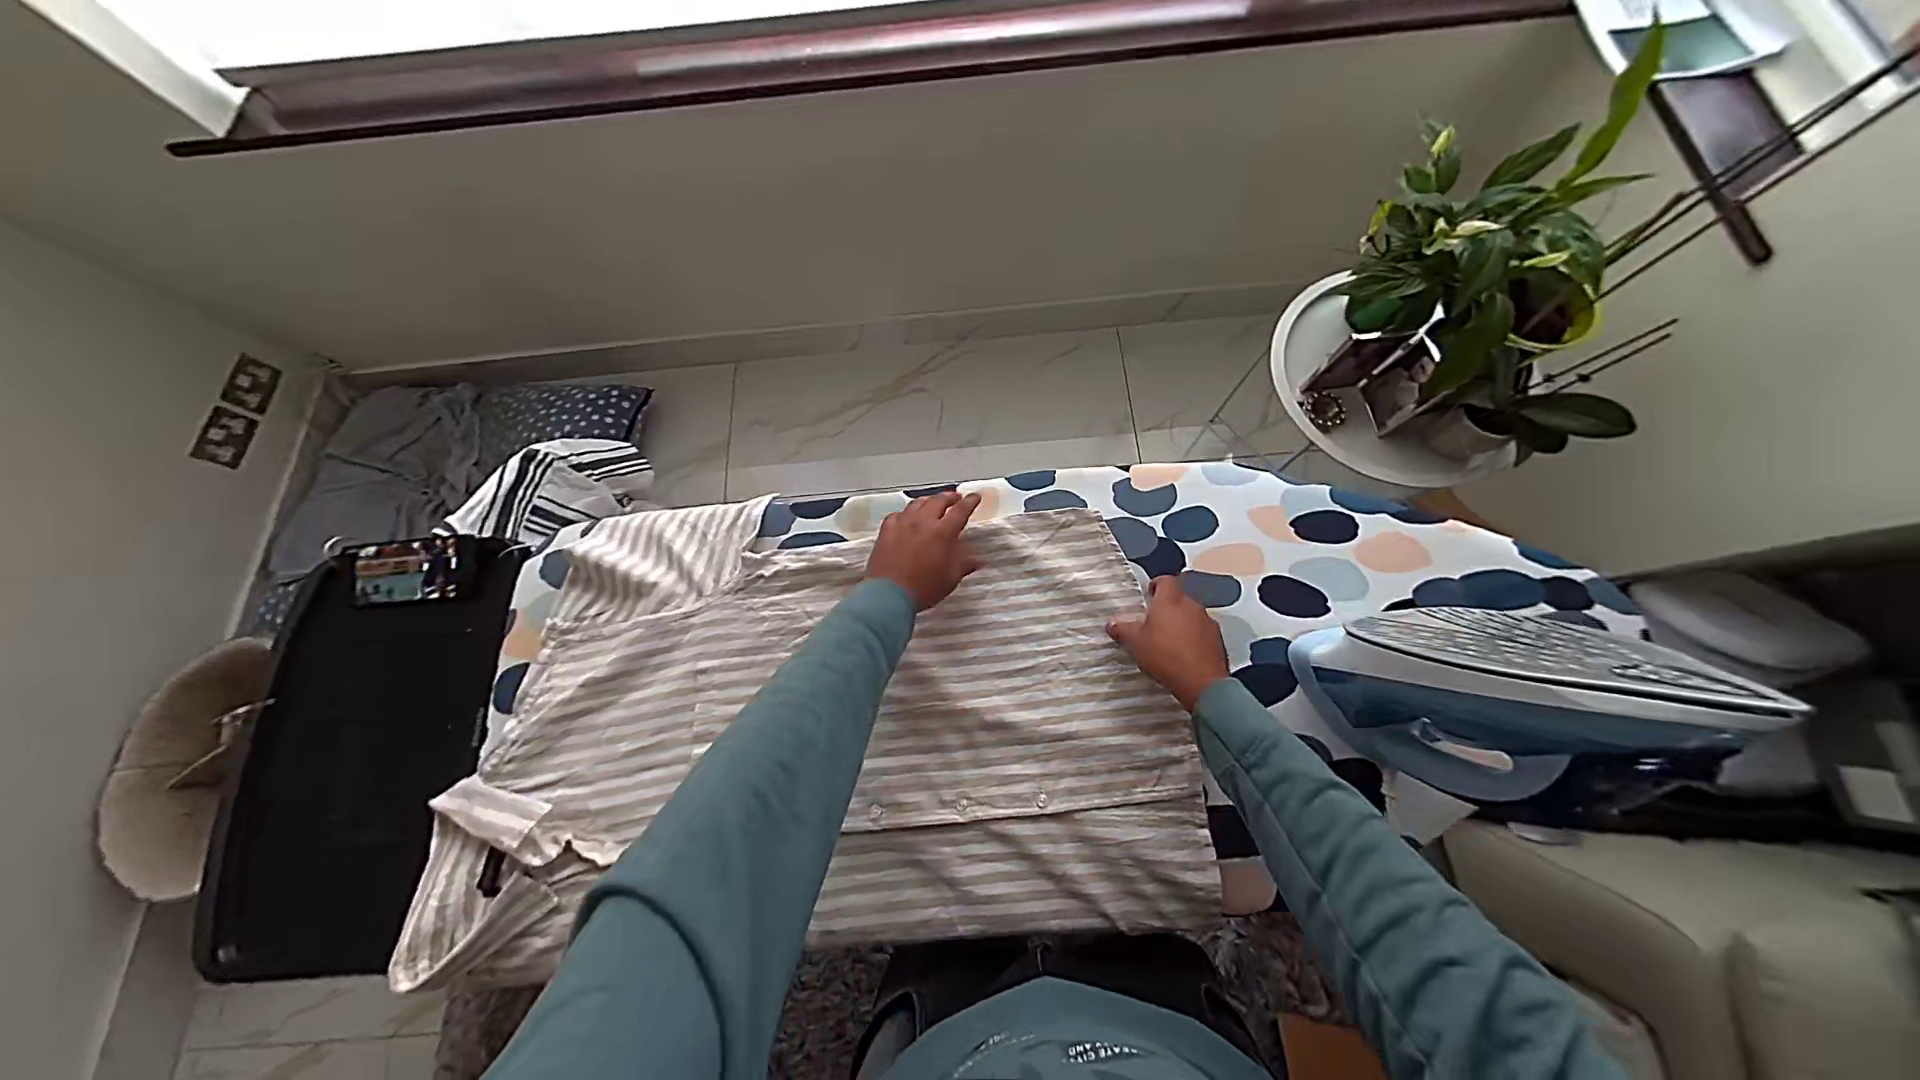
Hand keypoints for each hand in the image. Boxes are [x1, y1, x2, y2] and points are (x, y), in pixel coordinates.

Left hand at [866, 491, 982, 610]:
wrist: (889, 594)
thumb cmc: (924, 588)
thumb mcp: (950, 578)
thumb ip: (964, 564)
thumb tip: (978, 560)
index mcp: (942, 532)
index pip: (960, 511)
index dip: (970, 502)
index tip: (975, 497)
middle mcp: (923, 522)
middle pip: (938, 501)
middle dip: (949, 497)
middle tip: (955, 498)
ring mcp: (902, 524)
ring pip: (917, 503)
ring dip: (928, 501)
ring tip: (933, 503)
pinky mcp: (886, 530)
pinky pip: (897, 515)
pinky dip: (906, 513)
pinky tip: (906, 517)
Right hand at [1106, 576, 1230, 711]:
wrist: (1201, 682)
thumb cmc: (1164, 655)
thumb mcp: (1135, 643)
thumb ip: (1122, 629)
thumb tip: (1112, 623)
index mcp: (1170, 601)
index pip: (1166, 580)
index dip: (1156, 585)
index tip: (1148, 596)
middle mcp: (1192, 606)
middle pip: (1178, 599)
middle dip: (1167, 608)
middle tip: (1153, 623)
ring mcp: (1208, 622)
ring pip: (1191, 615)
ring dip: (1181, 623)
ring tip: (1169, 641)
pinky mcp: (1218, 639)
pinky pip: (1202, 632)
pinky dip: (1193, 637)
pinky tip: (1185, 653)